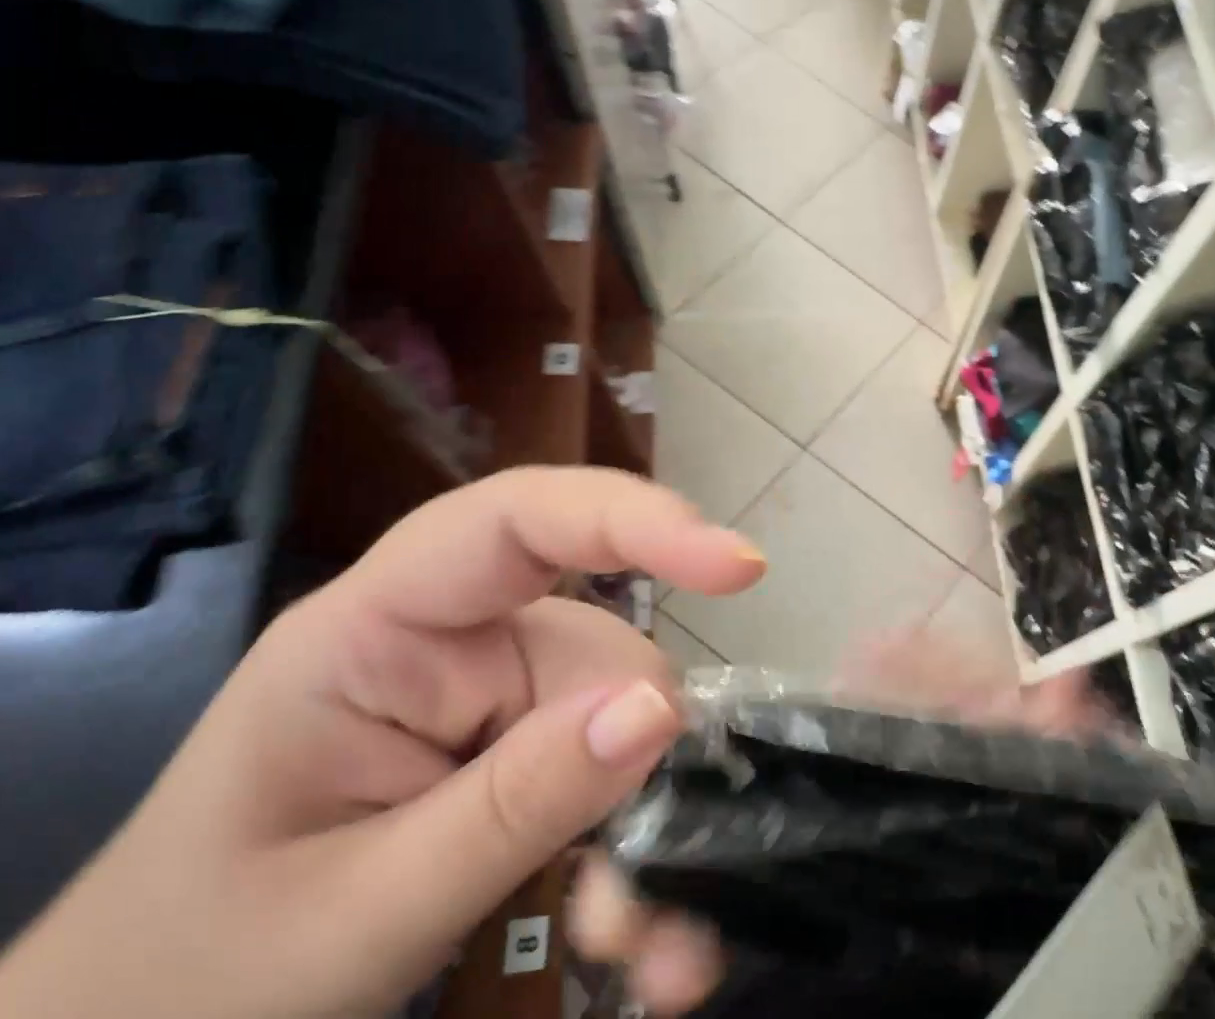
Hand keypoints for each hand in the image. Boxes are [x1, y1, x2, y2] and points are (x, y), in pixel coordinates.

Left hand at [0, 467, 762, 1018]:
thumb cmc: (197, 971)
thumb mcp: (361, 906)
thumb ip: (513, 805)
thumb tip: (660, 710)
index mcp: (372, 637)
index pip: (511, 525)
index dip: (632, 520)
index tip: (741, 568)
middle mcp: (450, 650)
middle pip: (599, 659)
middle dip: (638, 767)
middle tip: (632, 905)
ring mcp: (490, 704)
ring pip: (627, 726)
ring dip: (646, 832)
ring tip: (638, 945)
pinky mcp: (519, 756)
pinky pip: (613, 776)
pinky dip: (640, 852)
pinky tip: (645, 937)